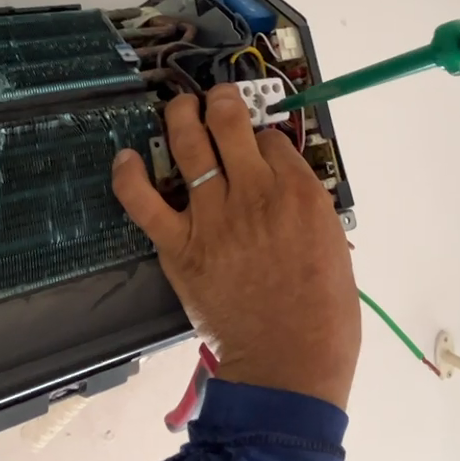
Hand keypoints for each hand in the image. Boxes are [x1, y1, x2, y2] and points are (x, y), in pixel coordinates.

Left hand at [112, 84, 361, 408]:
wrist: (289, 363)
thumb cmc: (324, 308)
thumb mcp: (332, 239)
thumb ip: (304, 200)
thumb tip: (279, 174)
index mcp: (297, 190)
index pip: (270, 137)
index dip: (261, 135)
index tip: (257, 145)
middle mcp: (252, 191)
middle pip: (228, 122)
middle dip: (220, 99)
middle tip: (215, 97)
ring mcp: (212, 216)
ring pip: (188, 145)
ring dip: (181, 115)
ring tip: (179, 105)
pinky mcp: (180, 246)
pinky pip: (145, 202)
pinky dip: (130, 177)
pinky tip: (126, 157)